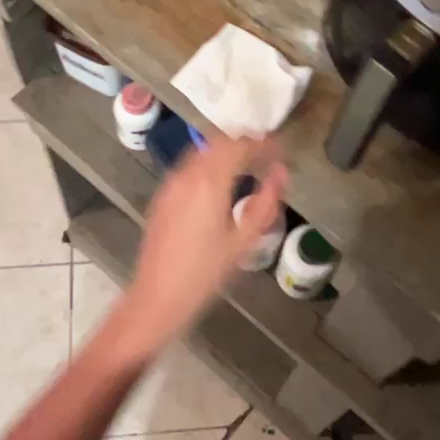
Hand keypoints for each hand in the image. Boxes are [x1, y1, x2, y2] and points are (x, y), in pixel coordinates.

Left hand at [119, 136, 287, 352]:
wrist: (158, 296)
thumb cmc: (205, 273)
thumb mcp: (244, 241)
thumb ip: (266, 203)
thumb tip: (281, 174)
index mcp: (210, 182)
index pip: (240, 146)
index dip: (263, 143)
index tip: (280, 150)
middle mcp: (188, 175)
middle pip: (218, 143)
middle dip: (244, 143)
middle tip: (266, 153)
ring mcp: (171, 184)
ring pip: (201, 152)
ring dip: (224, 151)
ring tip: (247, 165)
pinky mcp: (162, 196)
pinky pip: (188, 167)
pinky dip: (208, 164)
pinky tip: (219, 183)